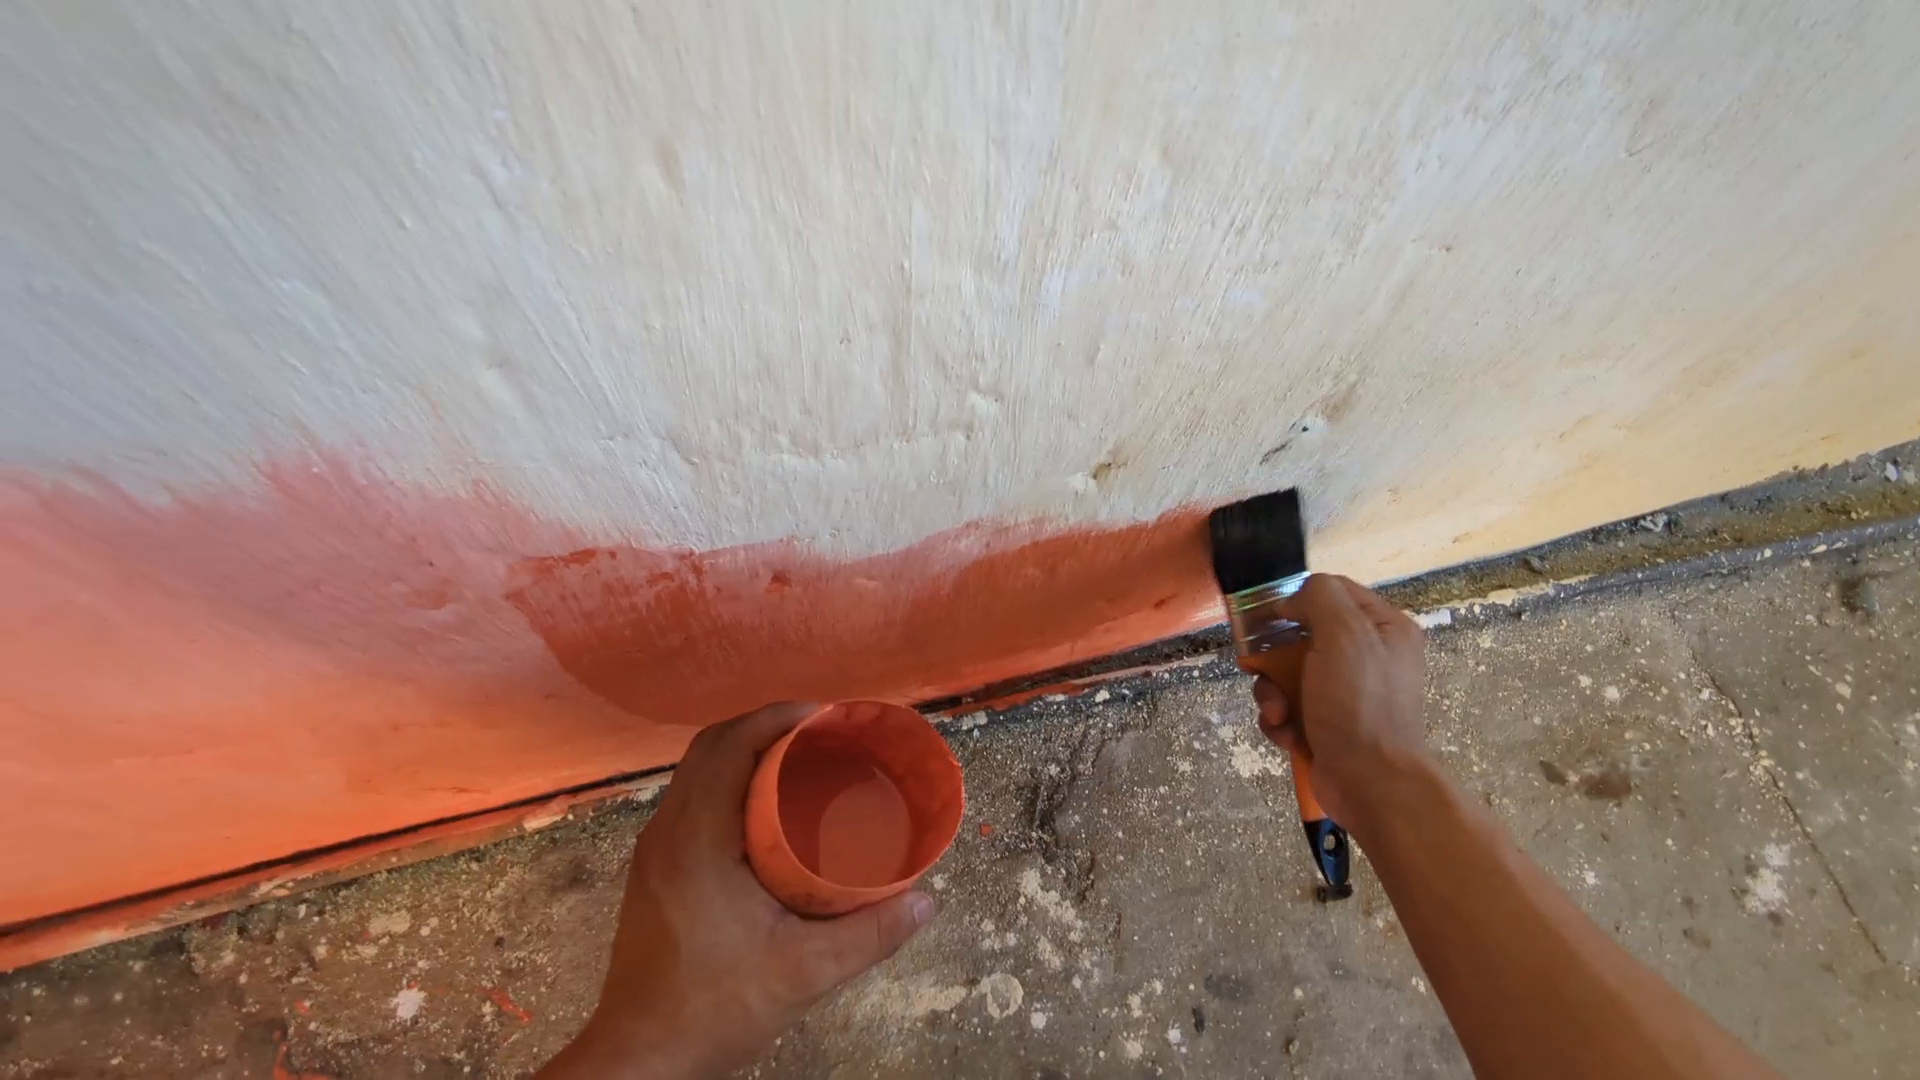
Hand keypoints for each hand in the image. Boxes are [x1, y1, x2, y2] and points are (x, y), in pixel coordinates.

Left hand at [539, 703, 936, 1079]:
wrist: (641, 1060)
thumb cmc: (715, 1007)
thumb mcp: (804, 974)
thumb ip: (870, 936)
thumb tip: (927, 901)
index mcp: (698, 837)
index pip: (730, 744)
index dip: (778, 716)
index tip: (825, 716)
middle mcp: (668, 828)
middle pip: (712, 744)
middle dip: (765, 724)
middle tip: (820, 733)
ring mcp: (655, 846)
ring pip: (697, 768)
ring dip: (744, 748)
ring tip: (799, 759)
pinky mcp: (654, 865)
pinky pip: (692, 794)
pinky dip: (728, 777)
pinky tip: (764, 805)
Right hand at [1252, 574, 1431, 836]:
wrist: (1371, 782)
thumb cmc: (1360, 703)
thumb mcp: (1345, 634)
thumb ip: (1318, 597)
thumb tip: (1290, 603)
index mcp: (1382, 628)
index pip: (1331, 591)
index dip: (1296, 598)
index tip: (1269, 616)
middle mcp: (1365, 656)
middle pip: (1299, 635)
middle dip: (1274, 657)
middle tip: (1259, 669)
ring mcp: (1343, 693)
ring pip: (1285, 674)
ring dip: (1271, 693)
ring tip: (1279, 713)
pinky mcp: (1325, 724)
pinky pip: (1287, 708)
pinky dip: (1279, 720)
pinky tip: (1288, 734)